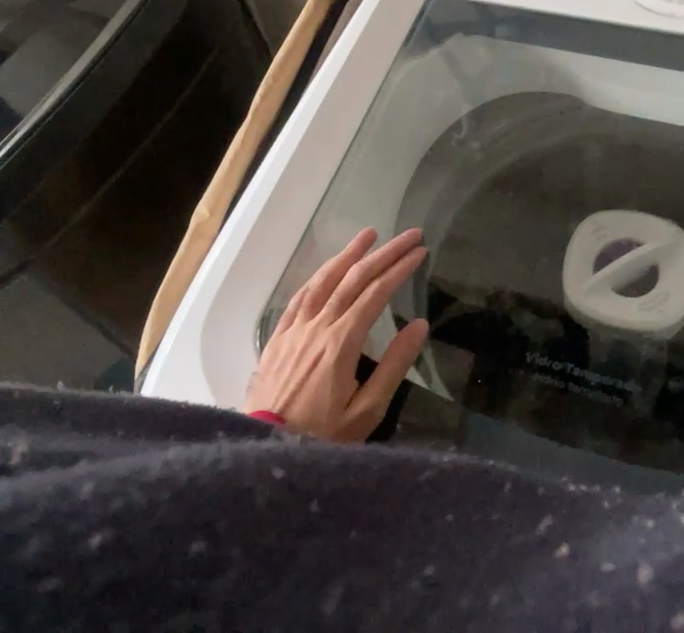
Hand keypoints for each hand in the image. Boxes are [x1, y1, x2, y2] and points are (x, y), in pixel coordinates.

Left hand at [242, 228, 430, 441]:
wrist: (264, 449)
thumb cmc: (323, 435)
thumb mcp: (367, 411)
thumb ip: (394, 366)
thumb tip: (419, 325)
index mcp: (342, 342)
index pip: (377, 293)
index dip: (399, 269)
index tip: (419, 252)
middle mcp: (317, 326)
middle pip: (354, 278)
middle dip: (384, 253)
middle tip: (409, 235)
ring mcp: (294, 329)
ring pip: (324, 280)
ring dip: (348, 254)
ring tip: (369, 235)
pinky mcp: (277, 338)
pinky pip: (299, 297)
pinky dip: (318, 277)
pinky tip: (327, 269)